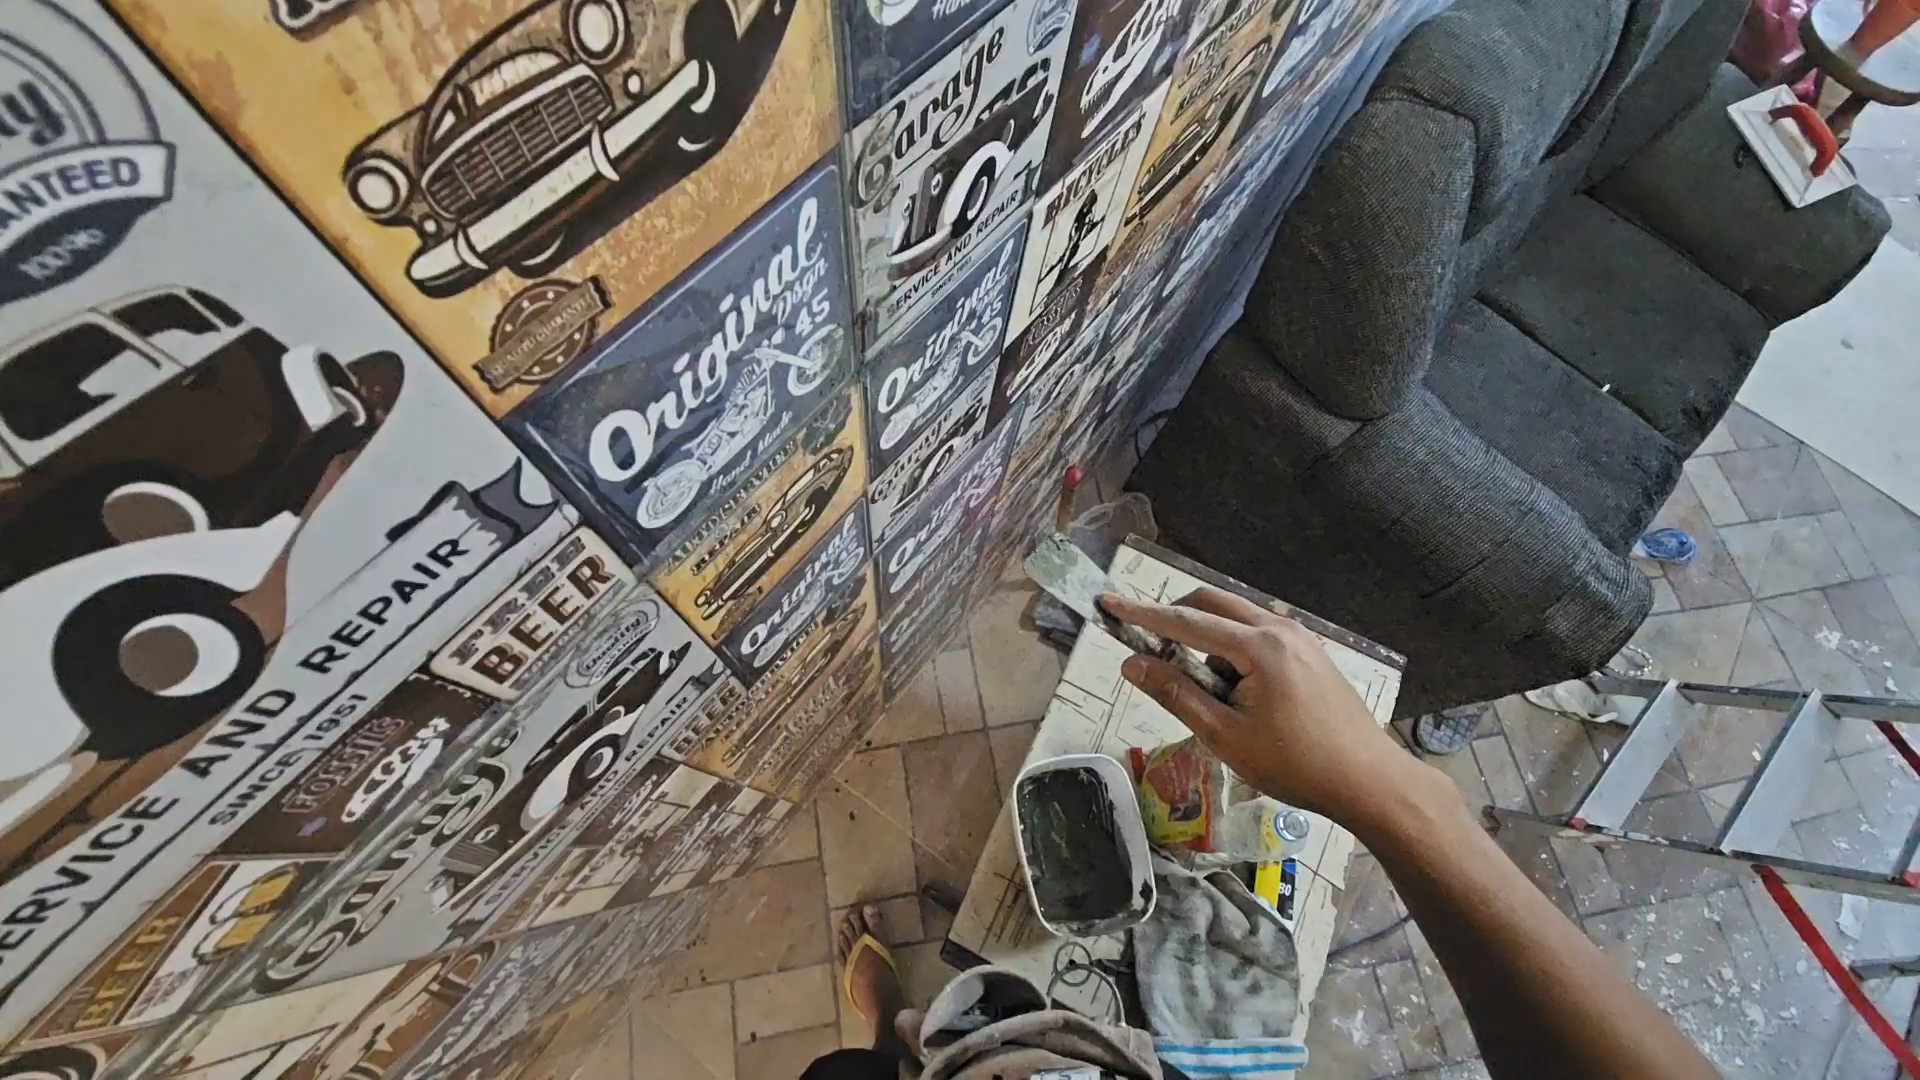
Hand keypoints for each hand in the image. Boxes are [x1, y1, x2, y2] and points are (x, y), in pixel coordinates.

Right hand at [1100, 587, 1427, 829]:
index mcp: (1259, 647)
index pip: (1186, 622)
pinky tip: (1237, 690)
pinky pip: (1256, 632)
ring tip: (1208, 692)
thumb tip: (1132, 664)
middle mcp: (1280, 628)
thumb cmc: (1296, 765)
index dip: (1142, 613)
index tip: (1108, 602)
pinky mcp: (1308, 651)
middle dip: (1175, 618)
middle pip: (1211, 602)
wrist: (1372, 783)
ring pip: (1234, 617)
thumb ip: (1176, 693)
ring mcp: (1299, 637)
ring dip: (1206, 638)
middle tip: (1154, 651)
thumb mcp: (1225, 735)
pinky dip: (1232, 647)